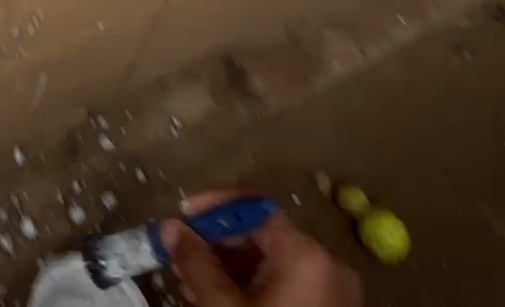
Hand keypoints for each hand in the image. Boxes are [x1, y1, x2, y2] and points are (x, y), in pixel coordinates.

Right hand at [162, 192, 362, 306]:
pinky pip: (287, 287)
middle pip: (262, 235)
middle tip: (181, 260)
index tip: (181, 220)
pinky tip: (221, 304)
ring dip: (229, 269)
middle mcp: (327, 266)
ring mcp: (334, 295)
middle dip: (217, 245)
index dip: (213, 207)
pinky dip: (253, 289)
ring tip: (194, 287)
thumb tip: (170, 227)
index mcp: (306, 255)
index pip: (253, 207)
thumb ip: (194, 262)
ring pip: (272, 264)